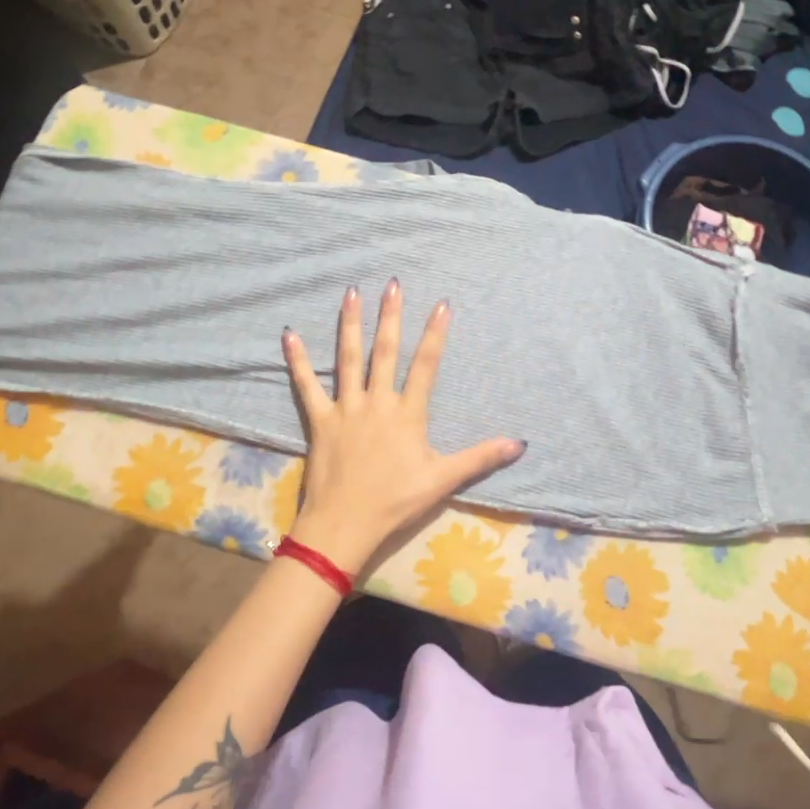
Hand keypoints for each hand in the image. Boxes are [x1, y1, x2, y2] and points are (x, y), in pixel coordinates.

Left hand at [281, 281, 524, 573]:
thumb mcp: (443, 480)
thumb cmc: (396, 502)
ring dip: (350, 324)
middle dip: (391, 316)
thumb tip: (519, 443)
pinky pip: (307, 385)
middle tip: (393, 284)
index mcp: (408, 414)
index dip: (435, 334)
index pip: (426, 366)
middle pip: (385, 351)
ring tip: (351, 293)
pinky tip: (290, 335)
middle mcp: (377, 402)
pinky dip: (299, 360)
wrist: (344, 524)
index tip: (442, 304)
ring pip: (348, 359)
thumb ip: (480, 458)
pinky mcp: (320, 420)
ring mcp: (346, 409)